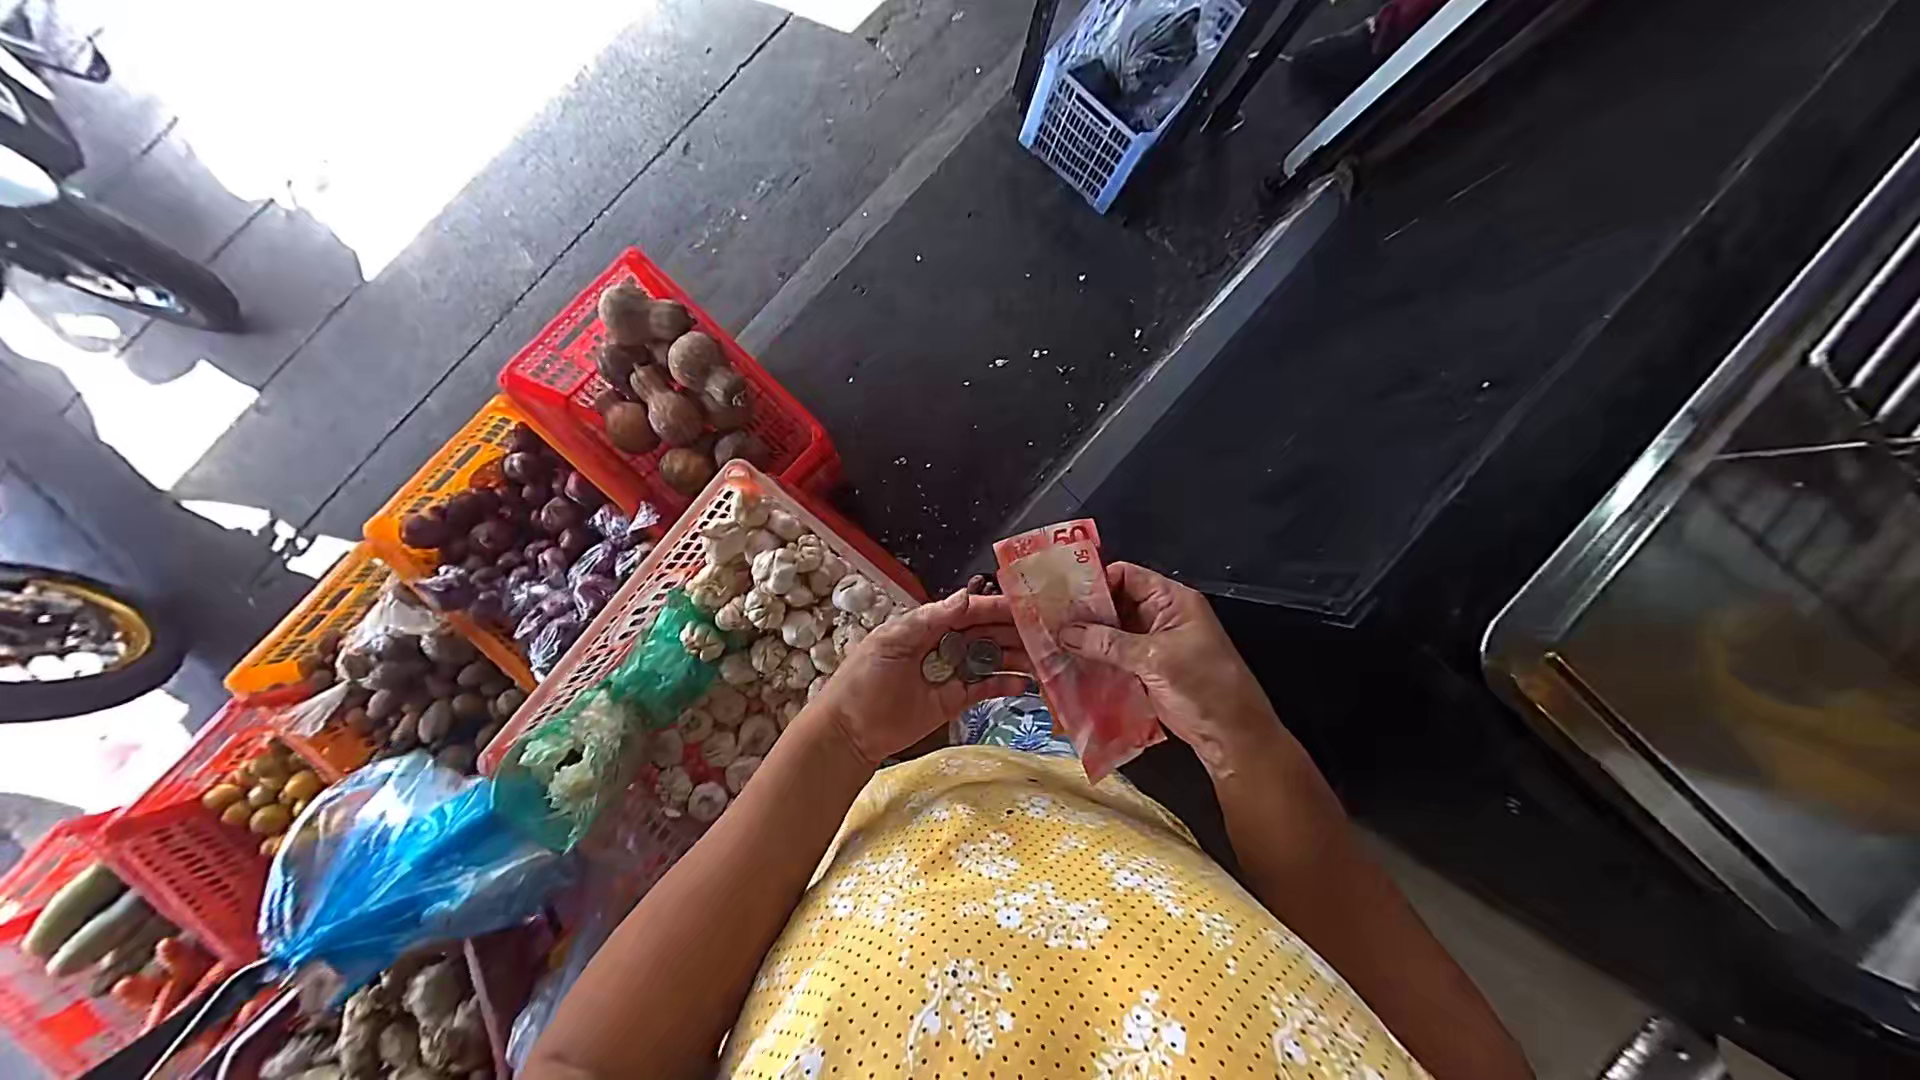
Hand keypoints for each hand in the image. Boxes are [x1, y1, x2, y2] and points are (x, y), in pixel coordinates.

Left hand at [807, 589, 1030, 766]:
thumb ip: (930, 619)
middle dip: (1015, 630)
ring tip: (1043, 659)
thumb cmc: (864, 678)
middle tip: (1046, 633)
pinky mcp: (956, 699)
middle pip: (986, 632)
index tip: (1027, 605)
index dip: (997, 607)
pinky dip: (1005, 684)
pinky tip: (1024, 684)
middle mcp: (945, 643)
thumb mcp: (893, 641)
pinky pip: (985, 687)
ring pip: (991, 657)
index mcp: (929, 624)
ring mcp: (952, 671)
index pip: (970, 610)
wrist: (850, 730)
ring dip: (1016, 656)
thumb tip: (966, 596)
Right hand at [1059, 562, 1283, 778]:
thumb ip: (1109, 643)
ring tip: (1050, 639)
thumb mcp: (1156, 658)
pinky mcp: (1144, 668)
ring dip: (1085, 637)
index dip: (1096, 581)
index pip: (1126, 576)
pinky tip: (1068, 661)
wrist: (1232, 737)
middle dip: (1084, 611)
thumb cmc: (1206, 687)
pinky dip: (1093, 658)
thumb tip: (1066, 632)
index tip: (1062, 593)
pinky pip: (1112, 655)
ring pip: (1110, 631)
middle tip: (1048, 617)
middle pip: (1114, 602)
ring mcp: (1151, 644)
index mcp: (1172, 600)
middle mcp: (1159, 616)